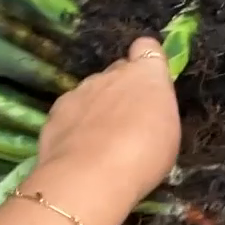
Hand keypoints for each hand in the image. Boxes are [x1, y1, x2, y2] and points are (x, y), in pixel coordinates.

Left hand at [35, 37, 180, 208]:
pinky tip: (80, 148)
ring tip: (102, 140)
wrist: (90, 177)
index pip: (147, 47)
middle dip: (123, 88)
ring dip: (98, 107)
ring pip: (93, 91)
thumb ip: (156, 108)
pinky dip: (76, 123)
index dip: (148, 60)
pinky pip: (71, 110)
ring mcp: (80, 90)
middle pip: (118, 71)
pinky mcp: (55, 110)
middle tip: (129, 120)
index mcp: (146, 74)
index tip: (150, 82)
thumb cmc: (144, 154)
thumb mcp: (168, 132)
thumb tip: (146, 104)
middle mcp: (111, 74)